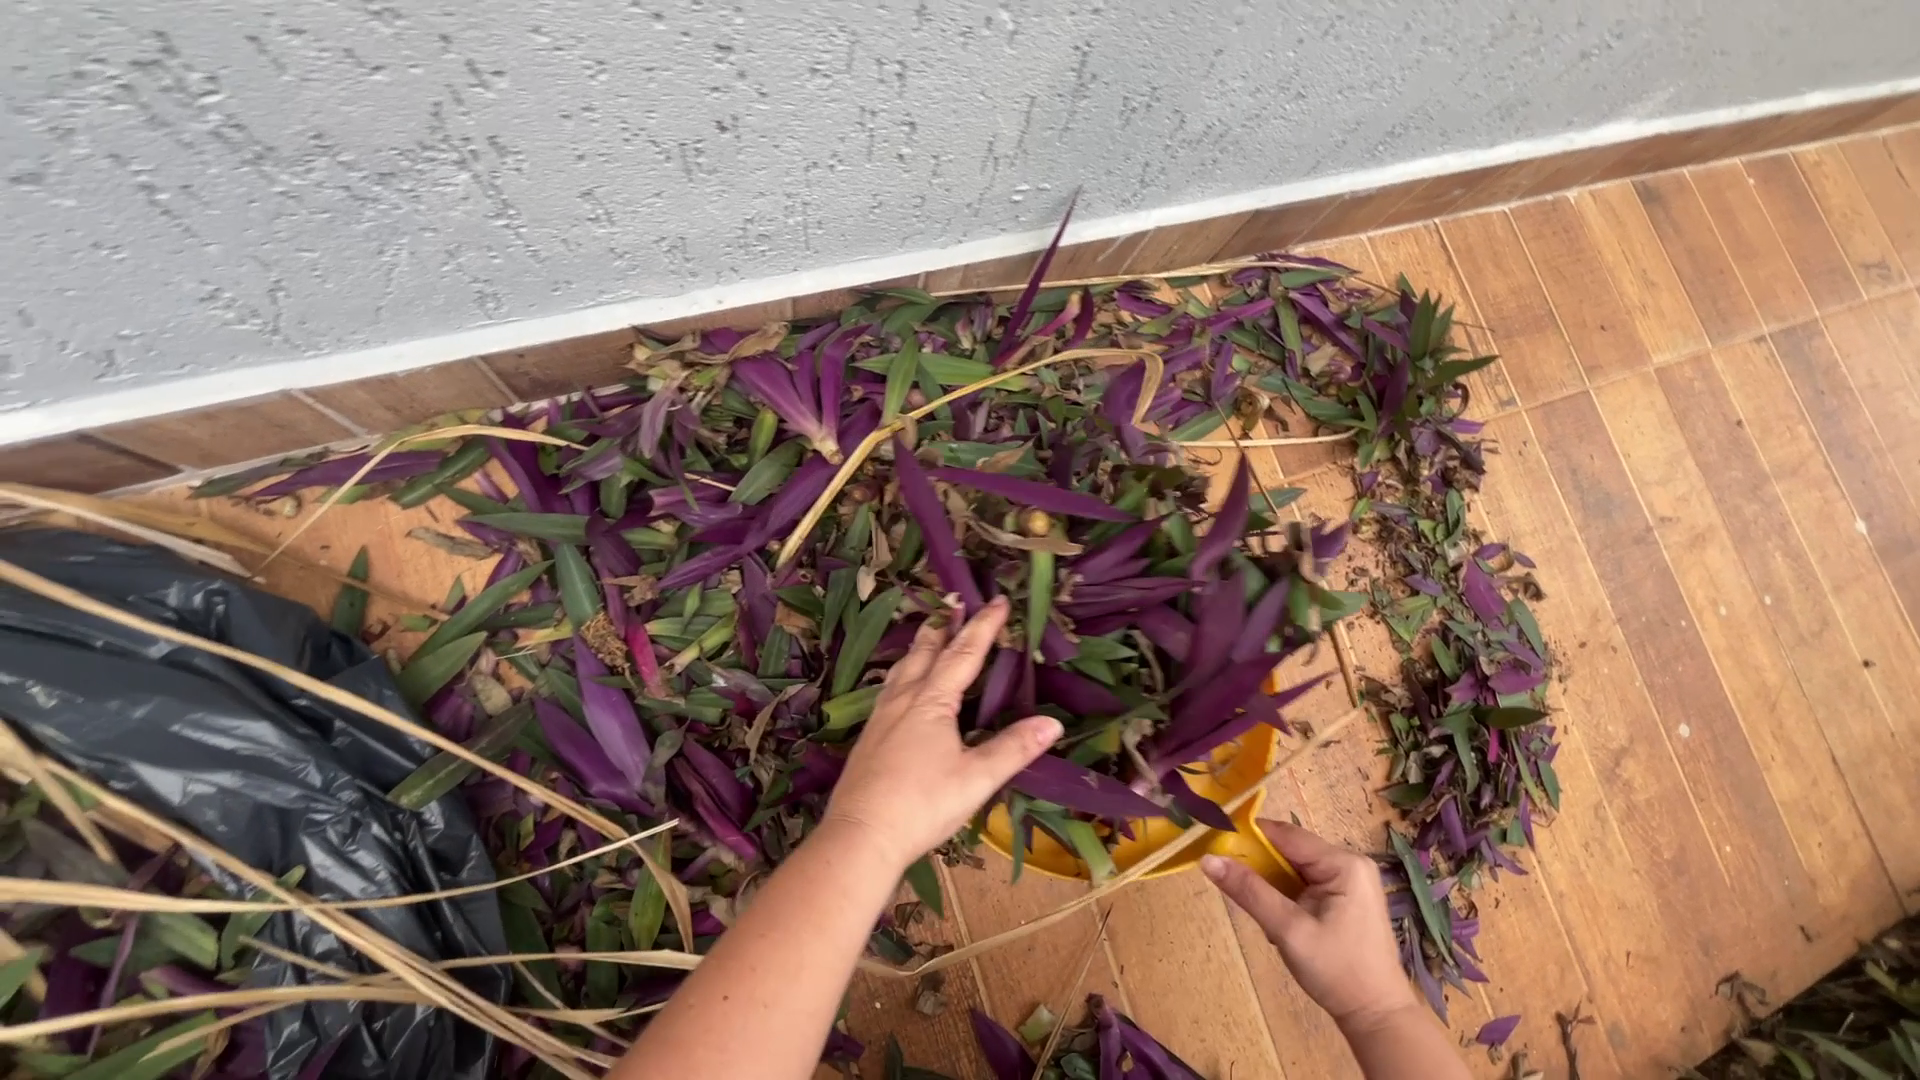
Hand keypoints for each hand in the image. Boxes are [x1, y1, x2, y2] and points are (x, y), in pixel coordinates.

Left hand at [823, 597, 1061, 869]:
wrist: (860, 835)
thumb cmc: (922, 805)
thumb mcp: (976, 779)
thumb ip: (1013, 749)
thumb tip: (1053, 723)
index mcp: (932, 702)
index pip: (963, 654)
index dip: (983, 626)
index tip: (999, 600)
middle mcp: (903, 700)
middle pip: (924, 651)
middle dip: (943, 626)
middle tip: (955, 603)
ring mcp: (881, 717)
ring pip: (902, 669)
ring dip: (919, 647)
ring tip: (928, 635)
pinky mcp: (869, 737)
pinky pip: (889, 689)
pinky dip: (903, 673)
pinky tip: (902, 688)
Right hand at [1201, 821, 1416, 1030]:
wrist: (1378, 1017)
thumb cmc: (1338, 972)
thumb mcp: (1288, 930)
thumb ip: (1249, 891)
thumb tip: (1207, 859)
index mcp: (1343, 863)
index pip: (1285, 834)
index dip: (1248, 837)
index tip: (1215, 846)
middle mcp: (1349, 863)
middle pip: (1289, 849)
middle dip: (1260, 866)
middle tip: (1236, 887)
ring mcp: (1350, 880)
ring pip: (1294, 866)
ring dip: (1272, 884)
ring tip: (1263, 911)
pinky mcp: (1346, 897)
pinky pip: (1305, 882)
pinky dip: (1285, 895)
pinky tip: (1281, 920)